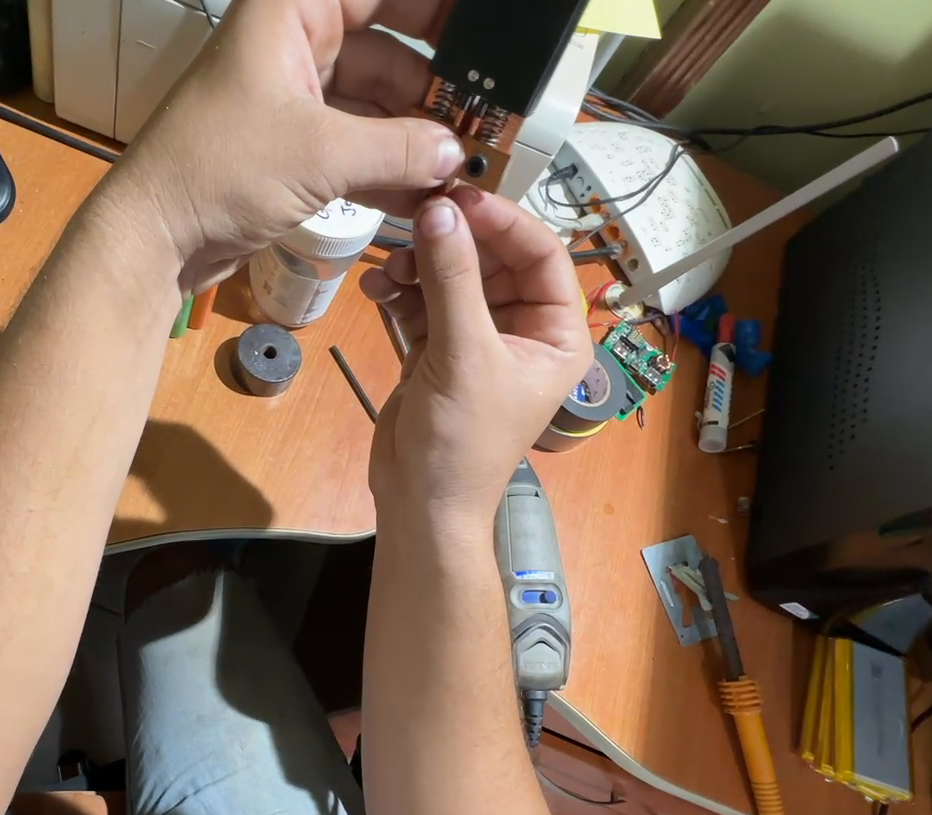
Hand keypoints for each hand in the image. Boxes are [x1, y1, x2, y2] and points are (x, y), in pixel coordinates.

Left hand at [95, 0, 465, 291]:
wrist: (159, 235)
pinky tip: (426, 188)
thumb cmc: (218, 172)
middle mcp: (296, 43)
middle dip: (434, 83)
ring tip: (463, 161)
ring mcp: (295, 98)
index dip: (437, 9)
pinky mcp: (294, 148)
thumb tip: (455, 153)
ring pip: (375, 102)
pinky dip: (387, 165)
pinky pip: (355, 144)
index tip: (486, 34)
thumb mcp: (319, 155)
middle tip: (483, 110)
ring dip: (415, 134)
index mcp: (295, 8)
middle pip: (387, 44)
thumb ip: (397, 149)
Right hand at [361, 186, 591, 523]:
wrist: (420, 501)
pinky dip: (401, 293)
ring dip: (419, 267)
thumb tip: (438, 210)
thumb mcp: (464, 356)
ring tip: (387, 266)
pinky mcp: (436, 351)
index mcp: (555, 334)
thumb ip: (451, 281)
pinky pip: (423, 305)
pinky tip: (376, 287)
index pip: (540, 255)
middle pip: (490, 261)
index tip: (459, 197)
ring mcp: (475, 340)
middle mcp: (520, 330)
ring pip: (452, 280)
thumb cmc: (462, 440)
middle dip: (451, 243)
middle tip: (412, 220)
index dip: (503, 221)